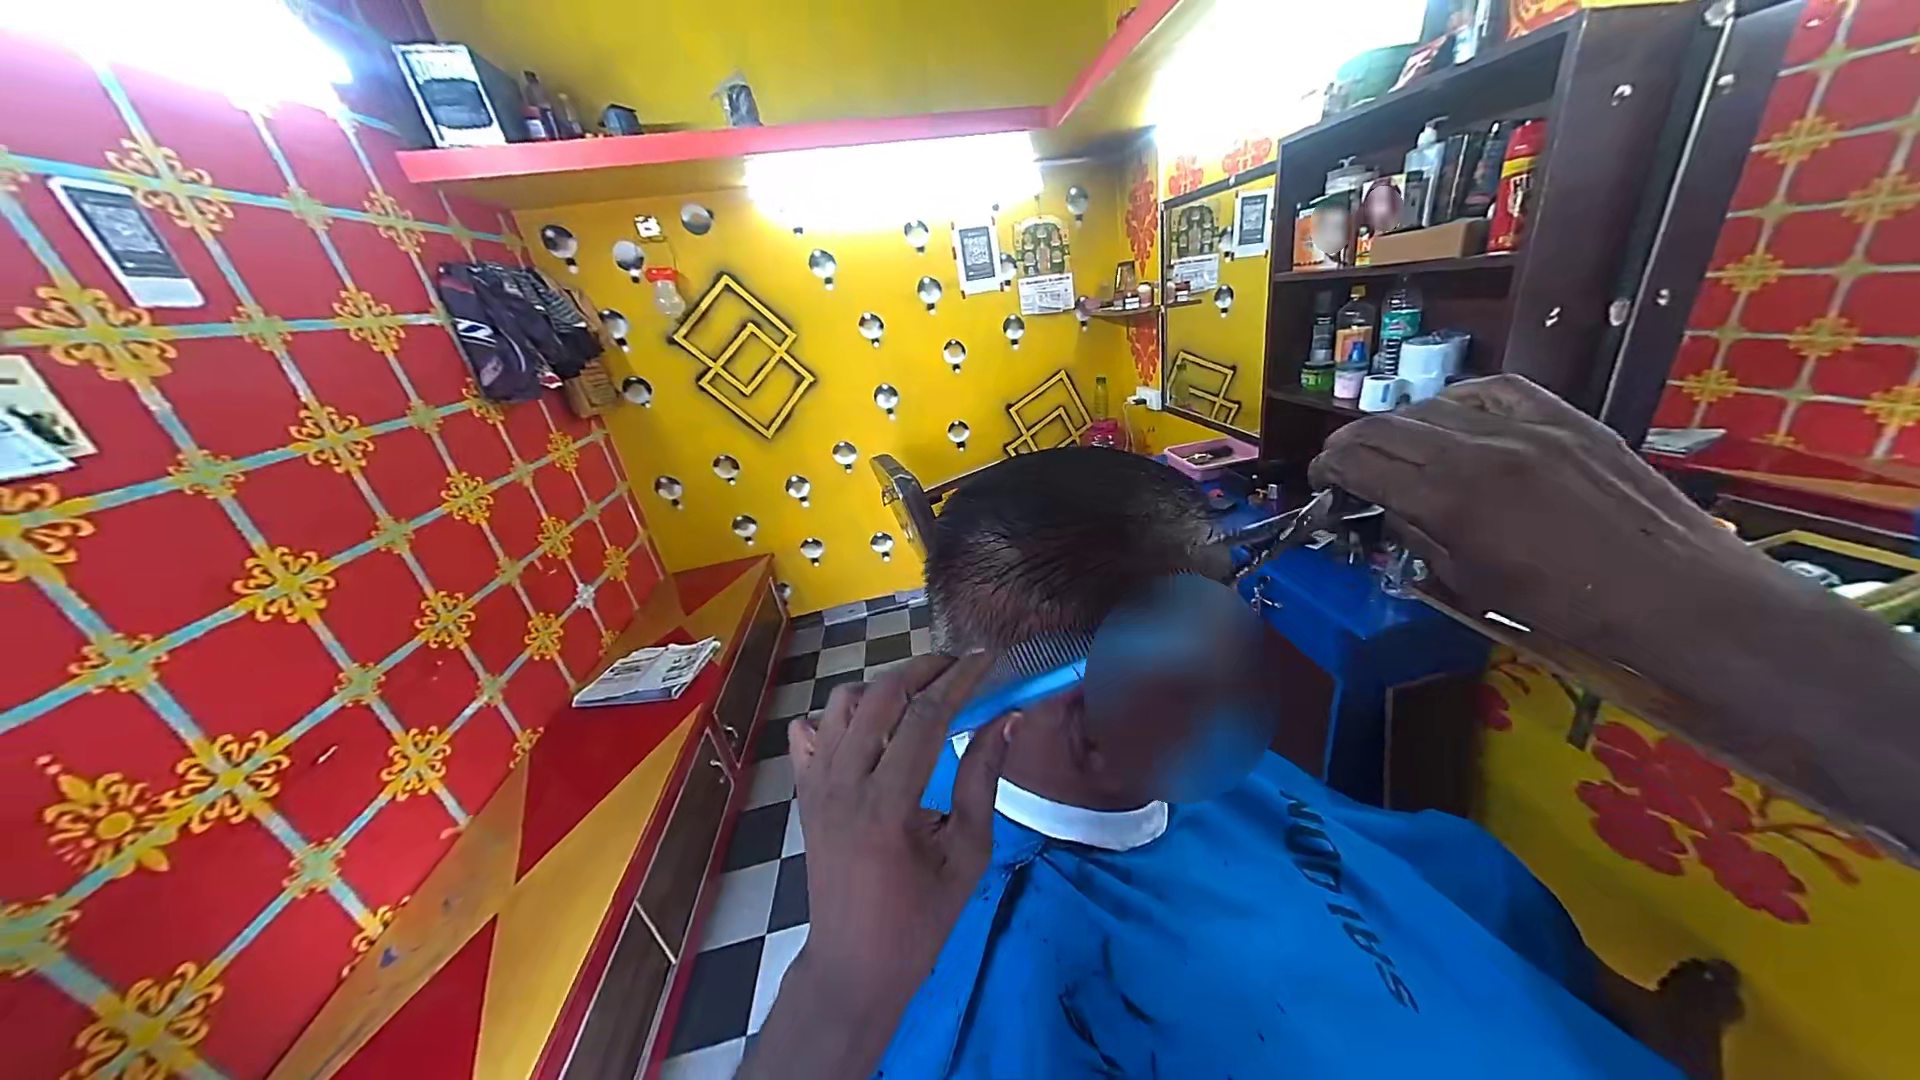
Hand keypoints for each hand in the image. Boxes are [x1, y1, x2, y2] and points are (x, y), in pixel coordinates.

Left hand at [742, 654, 1015, 1078]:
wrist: (853, 964)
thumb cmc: (920, 918)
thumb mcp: (968, 851)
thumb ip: (984, 777)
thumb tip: (1007, 718)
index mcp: (888, 803)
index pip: (927, 716)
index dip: (960, 679)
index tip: (984, 658)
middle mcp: (843, 782)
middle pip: (882, 695)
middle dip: (925, 669)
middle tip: (958, 668)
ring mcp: (815, 783)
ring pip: (844, 702)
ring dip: (885, 688)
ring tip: (919, 697)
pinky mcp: (803, 790)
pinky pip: (813, 729)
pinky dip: (841, 715)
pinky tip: (870, 728)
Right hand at [1309, 374, 1919, 852]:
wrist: (1676, 596)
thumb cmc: (1558, 606)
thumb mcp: (1461, 580)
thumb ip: (1412, 531)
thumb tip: (1383, 505)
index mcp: (1446, 498)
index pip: (1357, 460)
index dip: (1326, 468)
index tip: (1319, 481)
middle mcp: (1476, 449)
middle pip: (1381, 425)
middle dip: (1348, 444)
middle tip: (1342, 465)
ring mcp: (1524, 426)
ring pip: (1429, 404)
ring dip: (1398, 426)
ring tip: (1397, 449)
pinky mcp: (1564, 417)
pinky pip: (1490, 390)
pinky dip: (1455, 403)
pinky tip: (1451, 422)